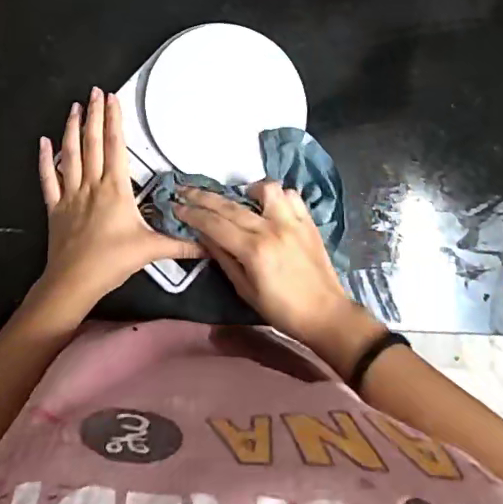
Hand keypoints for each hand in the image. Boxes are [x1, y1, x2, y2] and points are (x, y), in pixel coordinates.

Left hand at [32, 88, 202, 319]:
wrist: (74, 281)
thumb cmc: (112, 262)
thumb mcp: (151, 250)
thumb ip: (181, 246)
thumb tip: (209, 245)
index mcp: (115, 189)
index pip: (116, 146)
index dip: (115, 120)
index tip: (112, 98)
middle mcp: (92, 185)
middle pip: (93, 142)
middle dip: (95, 115)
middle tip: (94, 92)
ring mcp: (70, 194)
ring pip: (70, 154)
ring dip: (72, 128)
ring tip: (74, 107)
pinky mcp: (55, 207)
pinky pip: (48, 179)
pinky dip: (45, 159)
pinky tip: (42, 142)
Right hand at [175, 182, 386, 376]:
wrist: (326, 314)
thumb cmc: (282, 310)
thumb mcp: (245, 290)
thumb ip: (224, 259)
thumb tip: (204, 235)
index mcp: (254, 250)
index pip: (214, 224)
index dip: (192, 214)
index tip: (177, 206)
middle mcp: (272, 229)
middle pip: (231, 205)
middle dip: (204, 196)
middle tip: (186, 190)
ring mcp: (292, 221)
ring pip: (266, 189)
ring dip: (248, 190)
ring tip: (242, 198)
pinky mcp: (308, 221)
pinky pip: (291, 195)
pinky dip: (278, 196)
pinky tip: (270, 206)